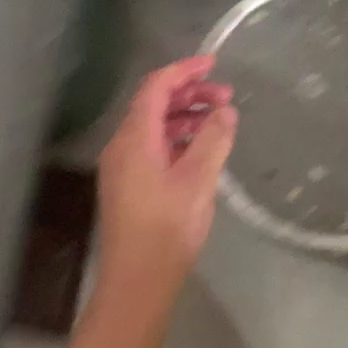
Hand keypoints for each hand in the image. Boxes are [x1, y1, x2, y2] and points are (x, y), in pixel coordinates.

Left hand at [95, 57, 237, 304]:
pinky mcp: (128, 187)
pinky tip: (201, 151)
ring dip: (185, 118)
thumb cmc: (167, 229)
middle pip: (153, 105)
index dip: (184, 70)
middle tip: (226, 97)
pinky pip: (152, 148)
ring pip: (153, 127)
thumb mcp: (198, 181)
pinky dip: (177, 140)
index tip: (213, 63)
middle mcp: (122, 146)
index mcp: (134, 137)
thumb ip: (213, 140)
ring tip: (219, 122)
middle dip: (189, 94)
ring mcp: (123, 168)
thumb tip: (224, 112)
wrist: (136, 283)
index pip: (156, 87)